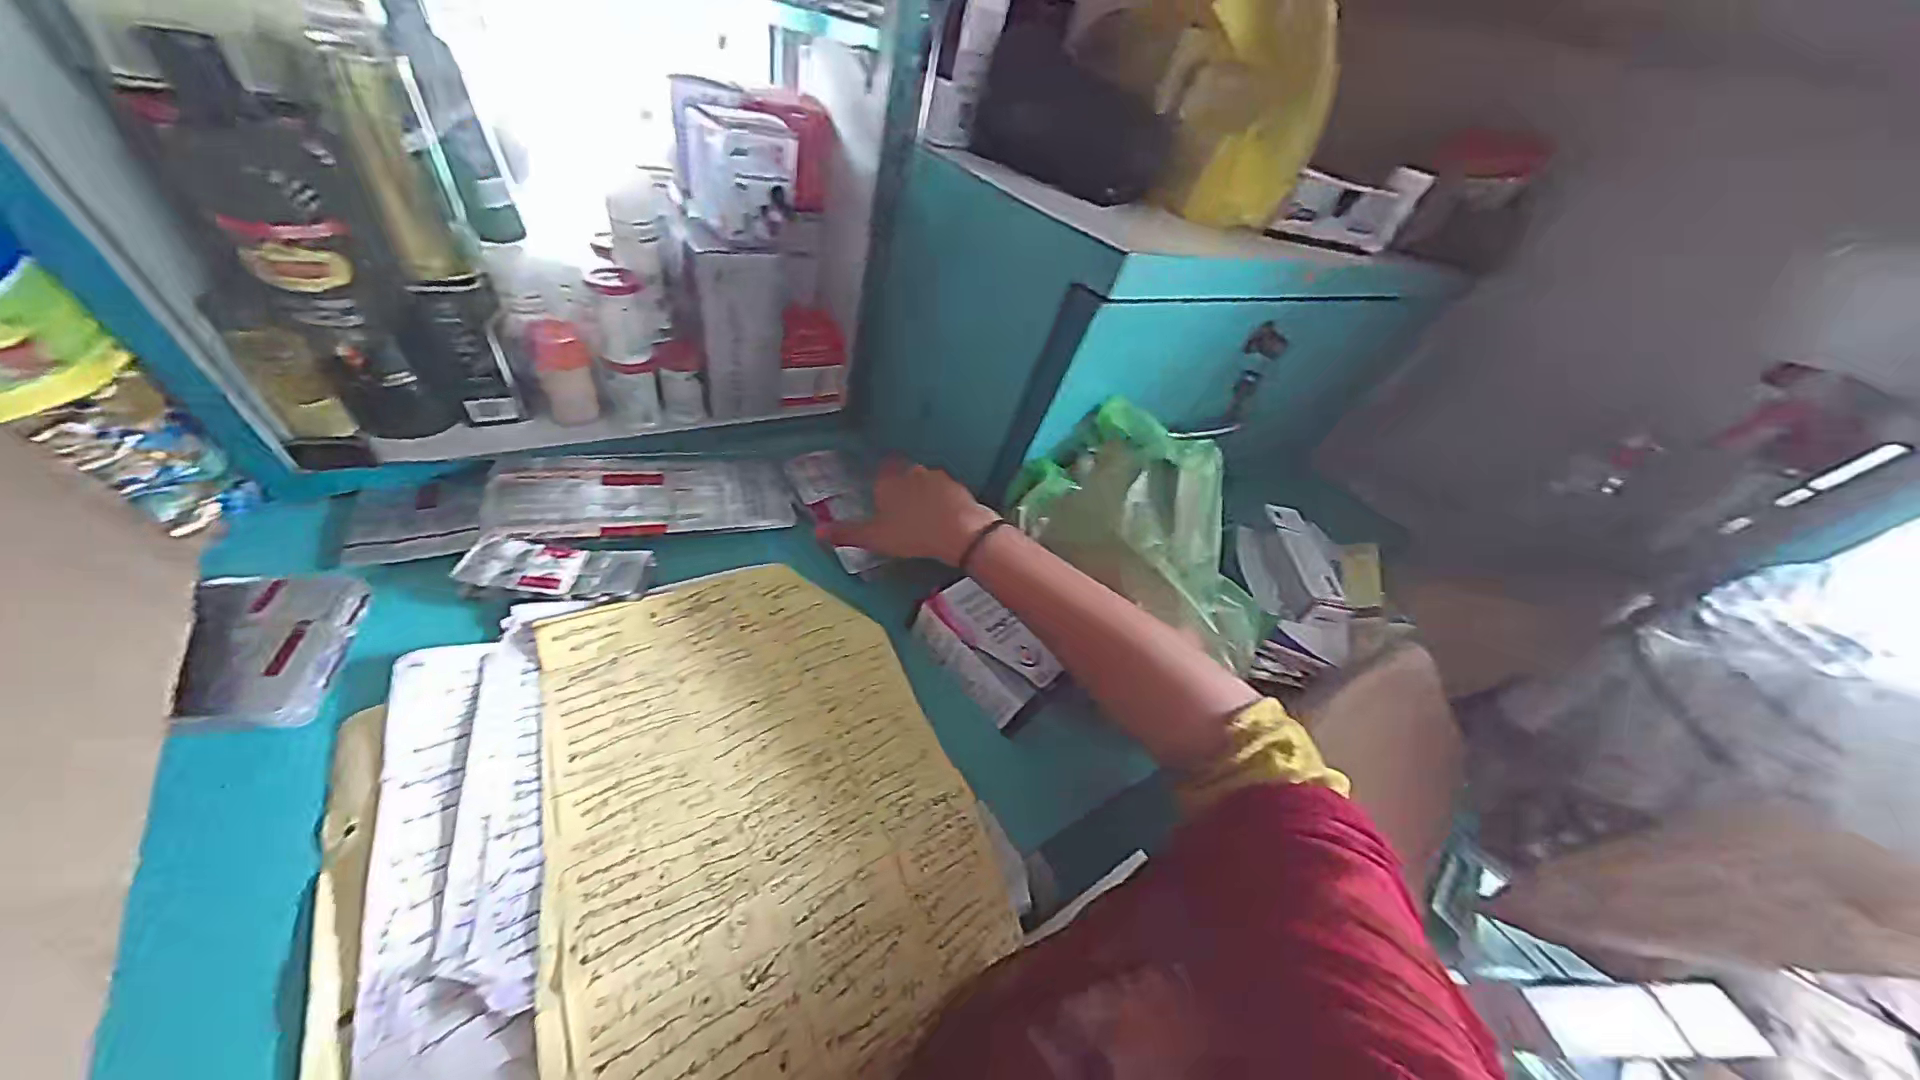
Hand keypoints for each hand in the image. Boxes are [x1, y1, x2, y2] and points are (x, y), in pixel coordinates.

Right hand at [819, 459, 1000, 565]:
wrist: (960, 532)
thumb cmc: (912, 534)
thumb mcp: (874, 538)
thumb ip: (846, 533)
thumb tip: (818, 531)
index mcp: (888, 481)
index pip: (880, 473)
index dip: (881, 486)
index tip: (882, 500)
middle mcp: (911, 472)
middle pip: (903, 476)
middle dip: (901, 490)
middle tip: (901, 514)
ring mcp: (937, 477)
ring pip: (925, 482)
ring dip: (923, 495)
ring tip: (923, 519)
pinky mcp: (958, 487)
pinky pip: (945, 493)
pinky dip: (943, 503)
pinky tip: (943, 520)